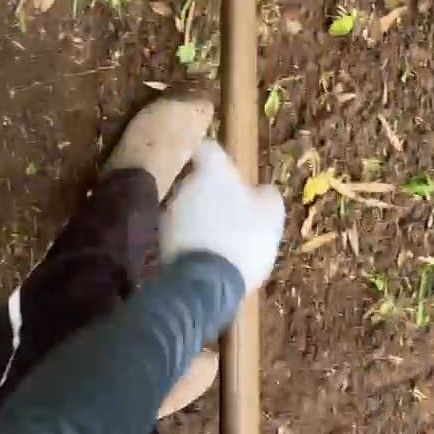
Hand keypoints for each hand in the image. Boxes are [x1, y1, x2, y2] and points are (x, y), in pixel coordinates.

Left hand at [162, 139, 285, 293]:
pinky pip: (182, 233)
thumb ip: (266, 195)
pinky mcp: (162, 242)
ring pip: (189, 209)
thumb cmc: (245, 239)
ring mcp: (170, 214)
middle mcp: (186, 186)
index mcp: (213, 173)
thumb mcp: (271, 216)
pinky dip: (193, 240)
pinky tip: (210, 257)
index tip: (225, 166)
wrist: (207, 284)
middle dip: (212, 194)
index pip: (208, 149)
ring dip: (202, 219)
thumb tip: (261, 190)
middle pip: (199, 182)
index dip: (216, 156)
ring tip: (222, 241)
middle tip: (233, 213)